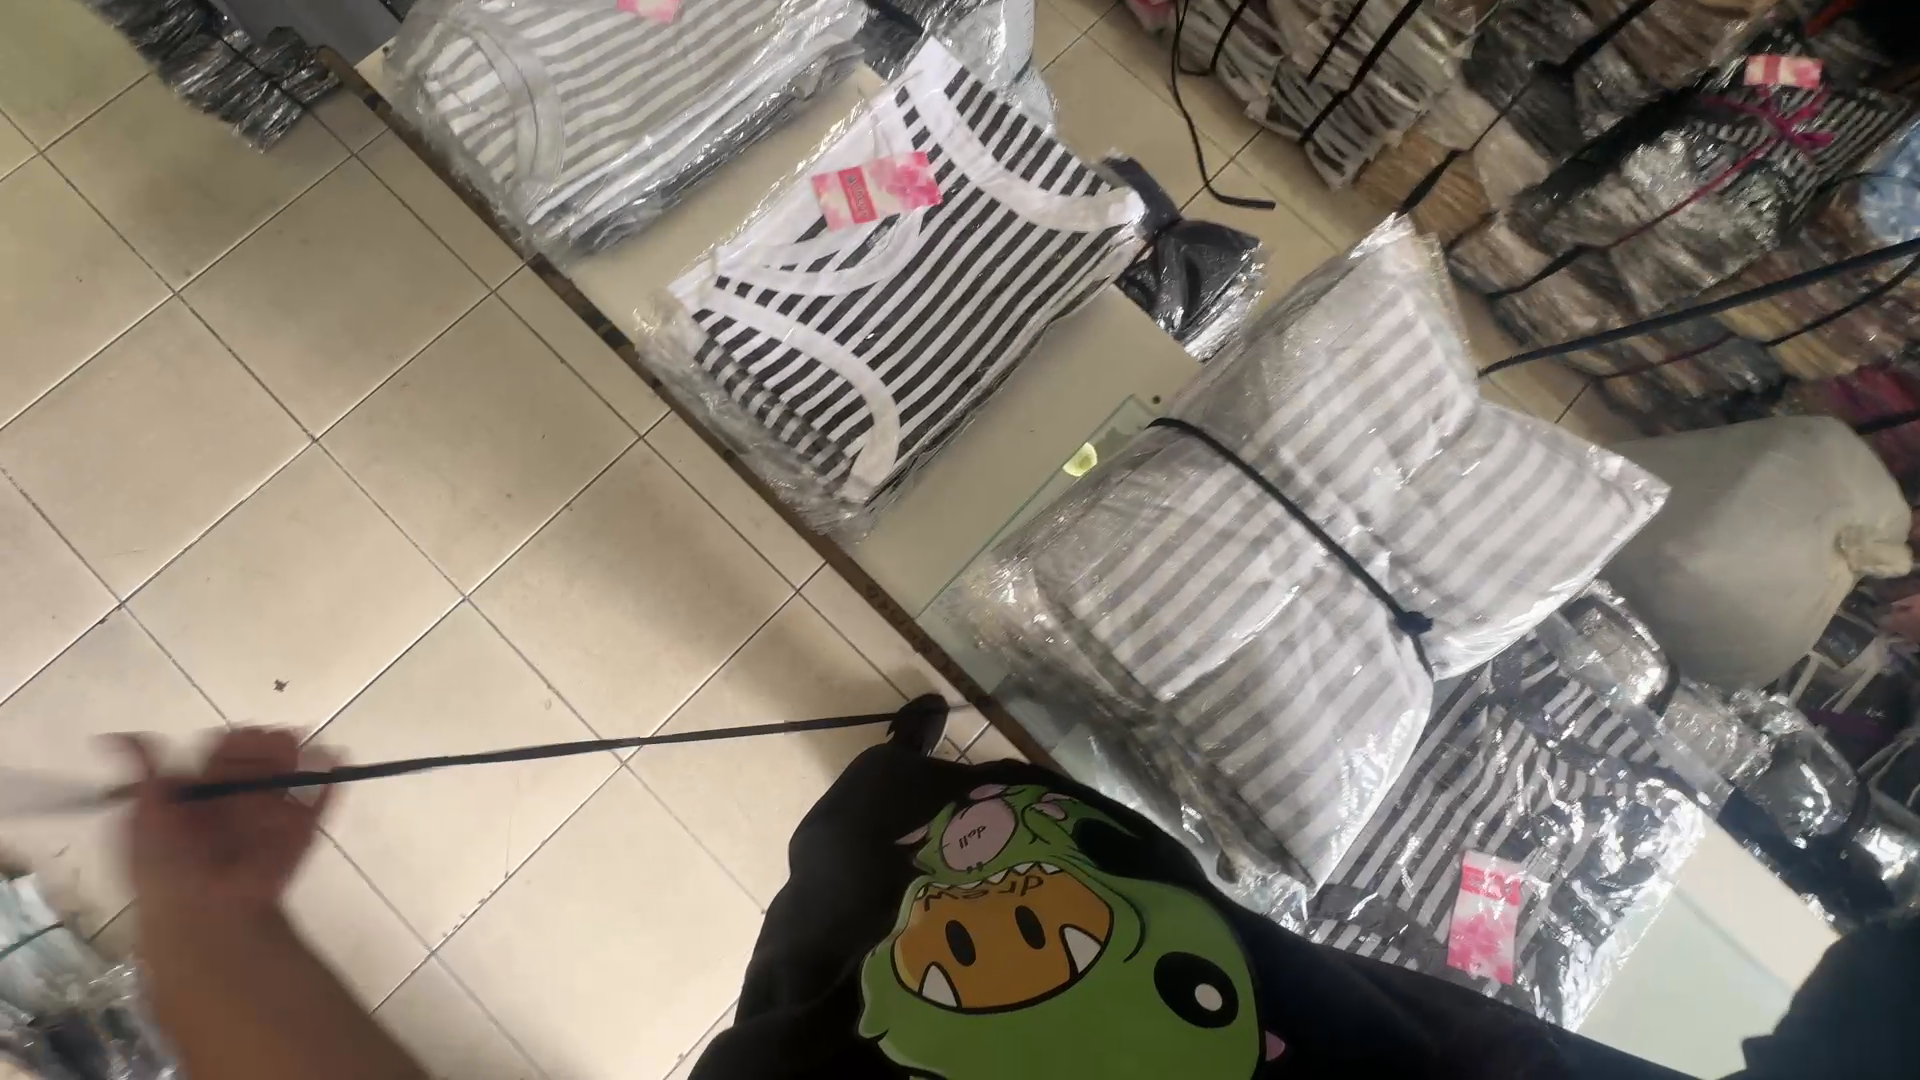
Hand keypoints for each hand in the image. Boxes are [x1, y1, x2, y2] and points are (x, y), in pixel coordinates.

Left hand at [116, 728, 338, 928]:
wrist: (205, 909)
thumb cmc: (166, 866)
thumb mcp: (142, 818)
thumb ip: (143, 776)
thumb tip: (116, 734)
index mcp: (206, 791)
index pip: (225, 751)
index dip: (234, 740)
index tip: (238, 739)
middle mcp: (243, 796)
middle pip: (263, 756)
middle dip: (270, 743)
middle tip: (274, 740)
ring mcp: (277, 810)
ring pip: (296, 771)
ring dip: (302, 754)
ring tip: (300, 748)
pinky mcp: (305, 825)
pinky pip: (323, 798)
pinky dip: (329, 779)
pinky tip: (330, 761)